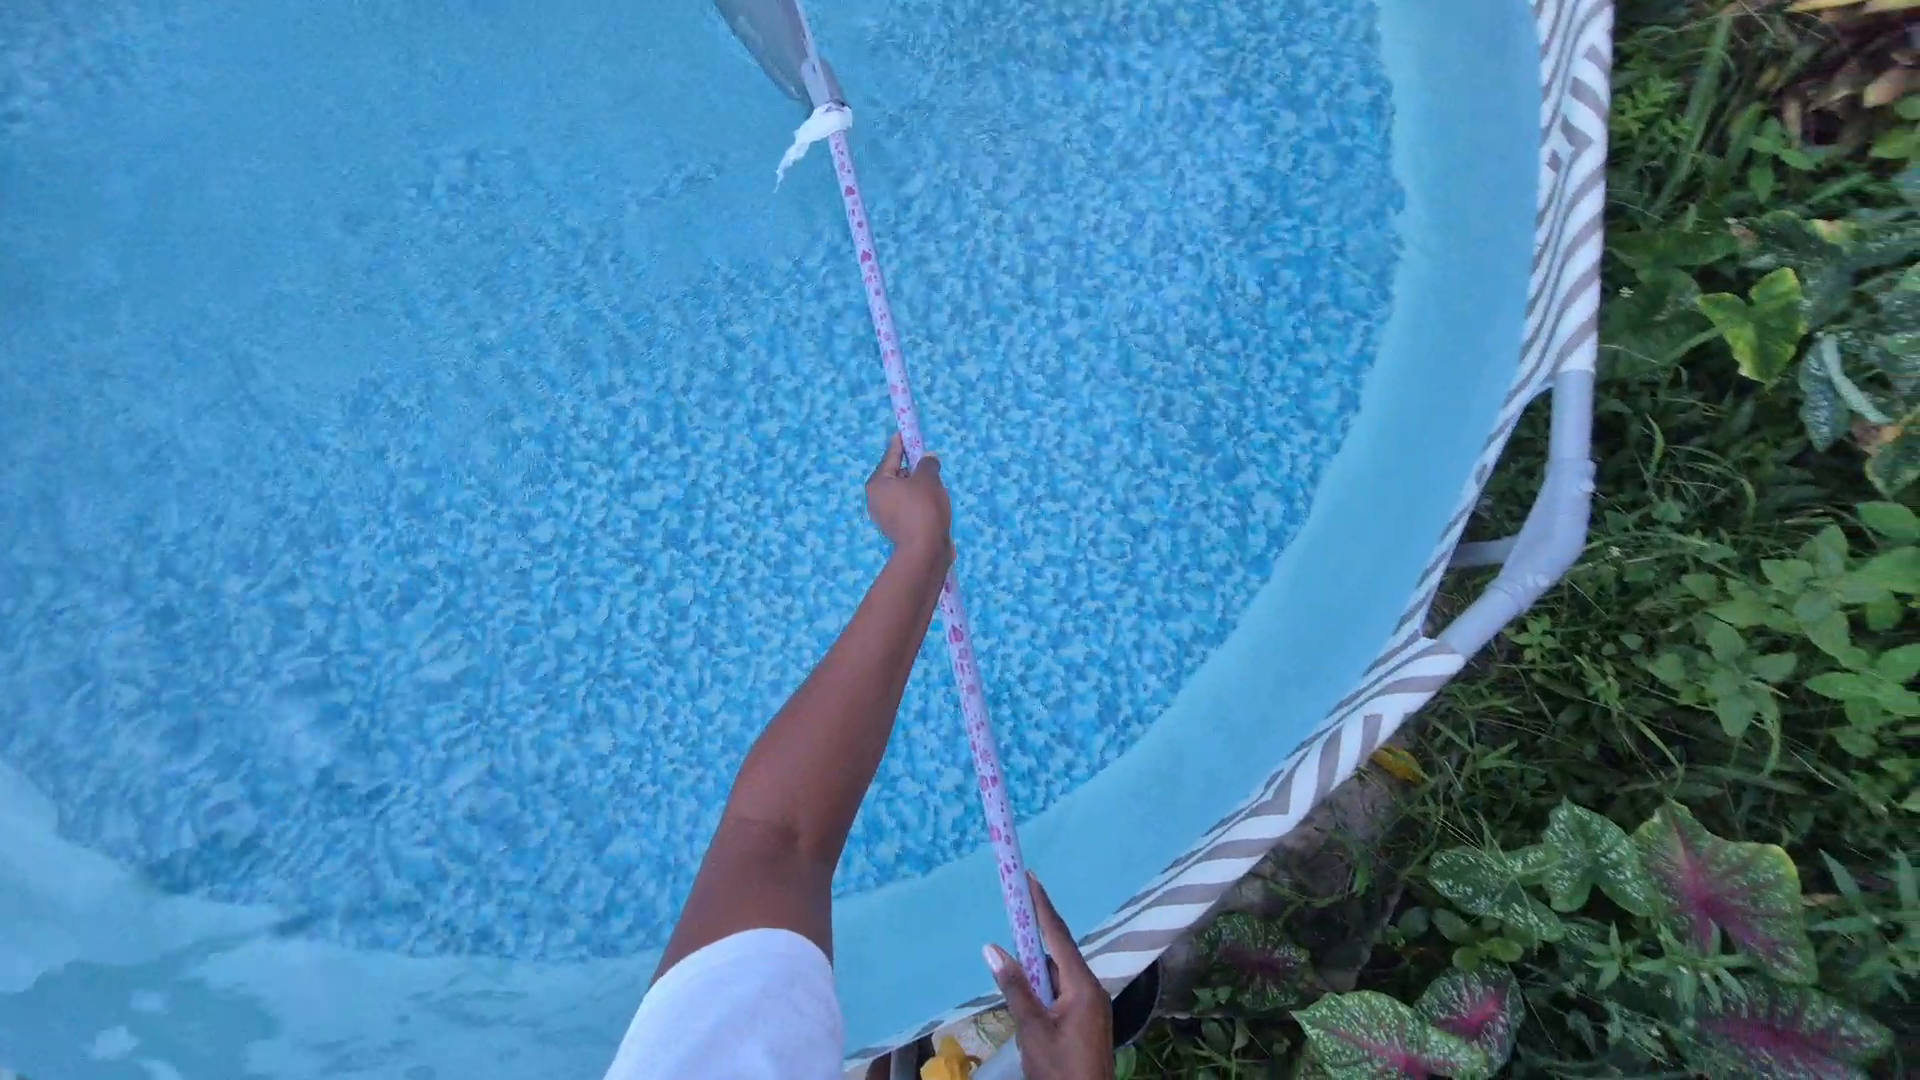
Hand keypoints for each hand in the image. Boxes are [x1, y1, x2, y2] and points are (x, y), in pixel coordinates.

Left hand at [865, 433, 951, 562]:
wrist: (925, 551)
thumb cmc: (923, 508)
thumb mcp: (928, 478)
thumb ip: (927, 464)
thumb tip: (928, 460)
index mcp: (877, 484)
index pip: (890, 456)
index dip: (900, 443)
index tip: (904, 433)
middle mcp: (876, 500)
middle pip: (896, 476)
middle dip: (914, 471)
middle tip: (931, 469)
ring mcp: (885, 517)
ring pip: (904, 494)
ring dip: (919, 490)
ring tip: (937, 491)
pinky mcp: (897, 530)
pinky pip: (909, 509)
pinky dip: (920, 505)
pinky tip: (934, 509)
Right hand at [984, 875, 1113, 1079]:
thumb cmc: (1060, 1071)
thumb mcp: (1032, 1029)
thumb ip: (1014, 986)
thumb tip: (992, 948)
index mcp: (1082, 986)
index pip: (1057, 935)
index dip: (1042, 905)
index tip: (1030, 877)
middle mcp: (1091, 988)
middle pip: (1059, 950)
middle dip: (1036, 929)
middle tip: (1016, 904)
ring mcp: (1091, 1005)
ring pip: (1059, 972)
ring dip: (1037, 962)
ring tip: (1014, 950)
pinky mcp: (1087, 1019)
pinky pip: (1063, 988)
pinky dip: (1044, 982)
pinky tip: (1027, 988)